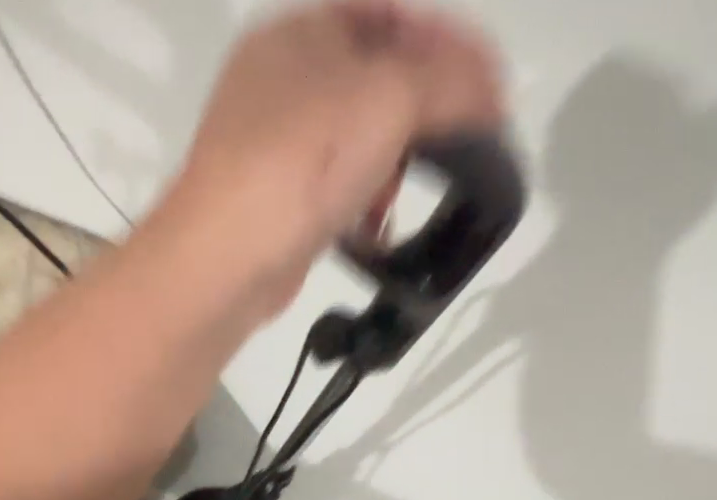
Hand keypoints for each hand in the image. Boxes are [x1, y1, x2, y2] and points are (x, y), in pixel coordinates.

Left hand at [159, 0, 503, 320]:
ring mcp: (270, 144)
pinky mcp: (272, 199)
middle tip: (465, 134)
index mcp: (298, 33)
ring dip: (394, 158)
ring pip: (355, 136)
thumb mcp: (390, 99)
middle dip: (423, 106)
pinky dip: (362, 196)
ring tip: (416, 181)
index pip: (390, 13)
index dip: (448, 41)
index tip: (490, 82)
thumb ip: (450, 82)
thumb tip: (490, 91)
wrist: (225, 258)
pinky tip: (377, 219)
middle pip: (374, 76)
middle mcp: (278, 80)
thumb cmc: (304, 161)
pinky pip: (333, 184)